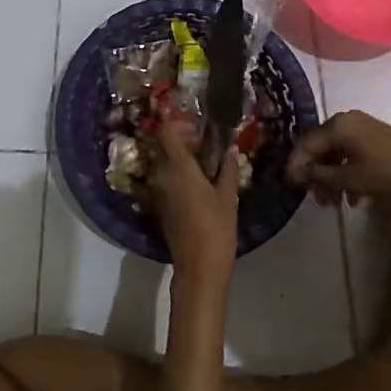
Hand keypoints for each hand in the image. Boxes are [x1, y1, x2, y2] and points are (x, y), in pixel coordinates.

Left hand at [150, 122, 239, 282]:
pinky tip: (200, 179)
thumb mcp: (228, 196)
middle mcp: (163, 176)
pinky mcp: (162, 206)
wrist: (198, 268)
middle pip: (163, 147)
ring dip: (180, 156)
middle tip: (205, 139)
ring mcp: (160, 192)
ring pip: (164, 163)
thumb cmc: (216, 228)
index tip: (194, 122)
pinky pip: (166, 179)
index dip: (176, 122)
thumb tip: (230, 148)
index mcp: (178, 168)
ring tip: (206, 157)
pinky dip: (179, 172)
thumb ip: (228, 169)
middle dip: (181, 138)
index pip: (165, 133)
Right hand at [289, 111, 390, 204]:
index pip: (305, 144)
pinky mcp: (376, 138)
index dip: (295, 166)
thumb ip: (319, 175)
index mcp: (338, 126)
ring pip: (337, 153)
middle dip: (316, 175)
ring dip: (333, 178)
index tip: (292, 188)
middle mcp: (347, 120)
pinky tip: (355, 198)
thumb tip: (296, 173)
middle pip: (321, 148)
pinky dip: (348, 174)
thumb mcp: (351, 179)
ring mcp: (363, 127)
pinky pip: (352, 154)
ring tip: (336, 204)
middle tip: (318, 201)